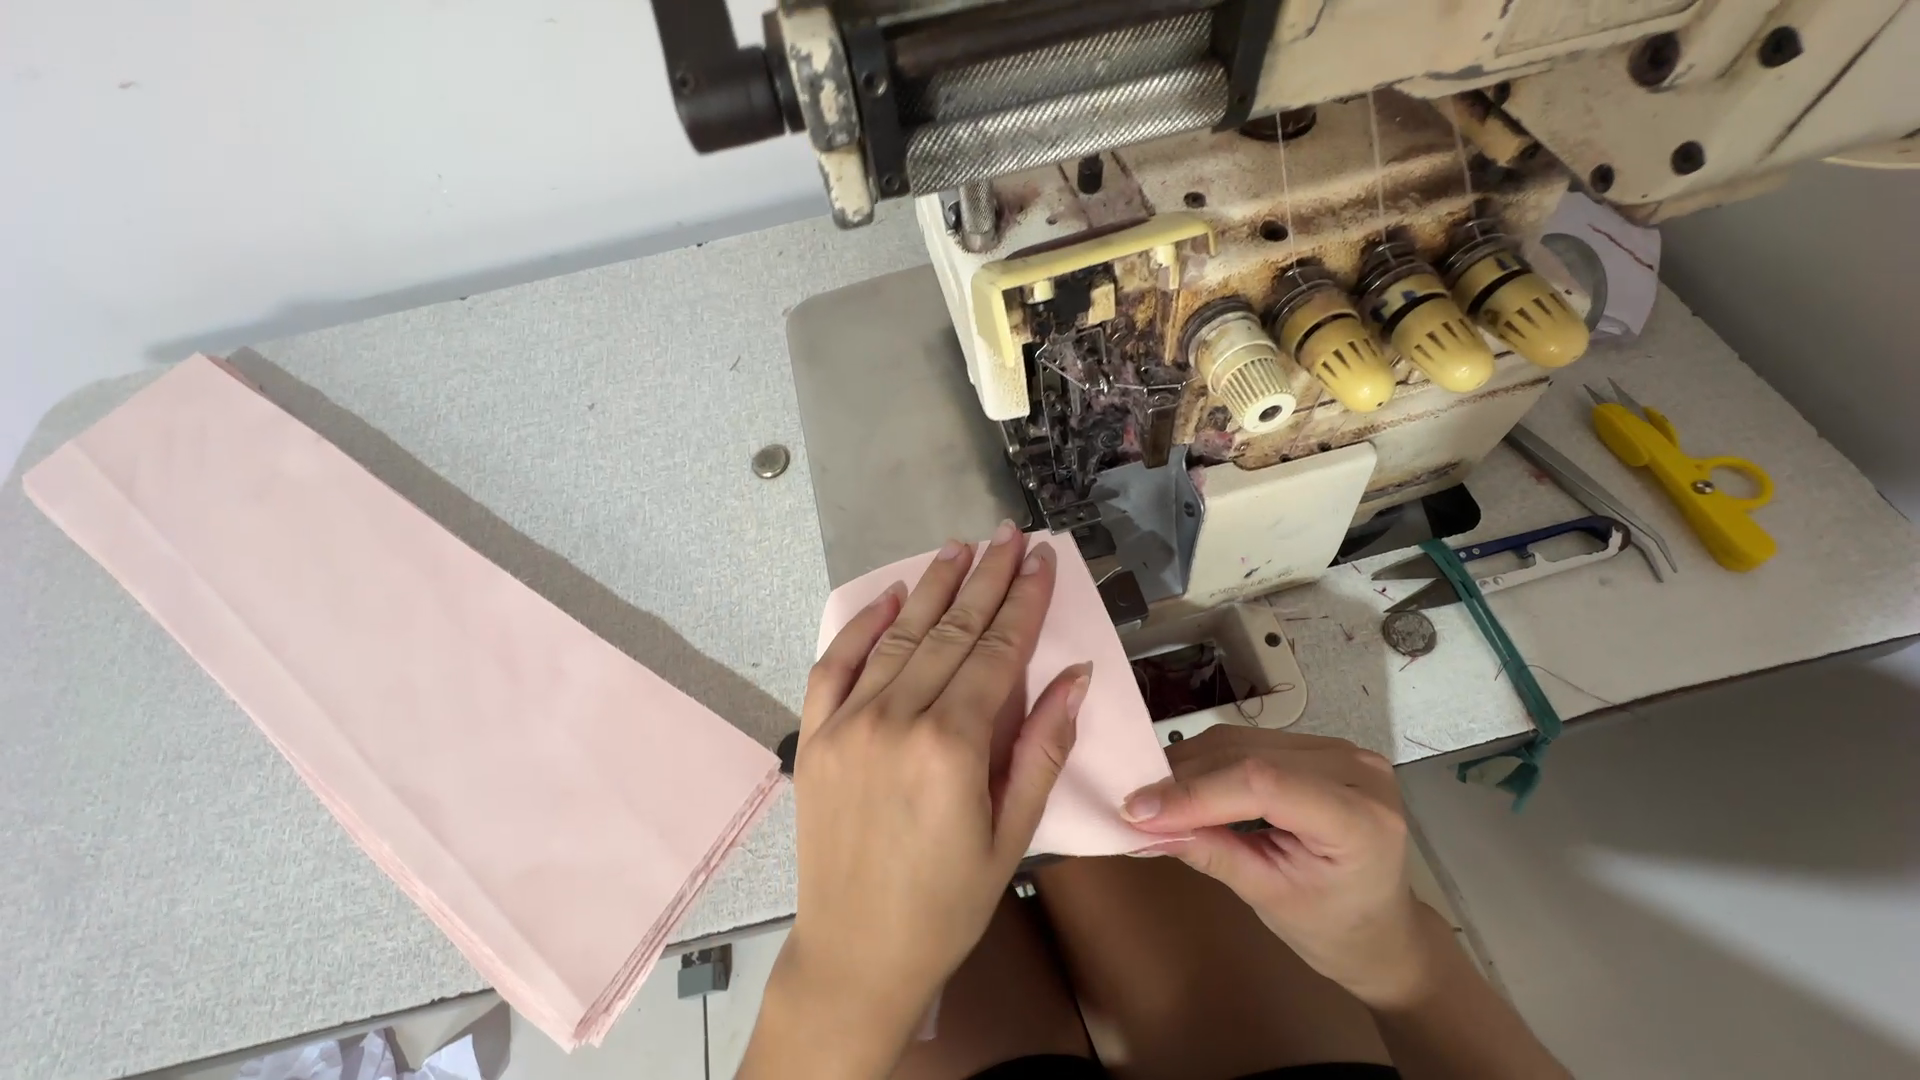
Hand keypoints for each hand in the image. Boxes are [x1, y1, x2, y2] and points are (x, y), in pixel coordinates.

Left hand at [784, 522, 1089, 1041]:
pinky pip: (836, 664)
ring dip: (934, 588)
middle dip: (986, 579)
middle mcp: (896, 718)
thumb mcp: (1011, 835)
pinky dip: (862, 624)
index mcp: (951, 745)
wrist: (855, 954)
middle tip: (1009, 535)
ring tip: (961, 548)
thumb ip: (1042, 749)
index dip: (1024, 601)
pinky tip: (891, 594)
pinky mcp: (815, 735)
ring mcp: (848, 722)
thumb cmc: (945, 905)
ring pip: (900, 636)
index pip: (997, 651)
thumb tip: (1075, 678)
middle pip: (951, 631)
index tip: (1041, 560)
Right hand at [1121, 728, 1429, 1006]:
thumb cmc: (1334, 929)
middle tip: (1132, 804)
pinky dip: (1208, 762)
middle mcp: (1355, 768)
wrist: (1383, 930)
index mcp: (1360, 818)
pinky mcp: (1318, 747)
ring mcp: (1339, 750)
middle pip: (1247, 754)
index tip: (1138, 810)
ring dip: (1189, 765)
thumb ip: (1210, 852)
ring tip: (1151, 795)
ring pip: (1241, 741)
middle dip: (1182, 778)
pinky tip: (1182, 783)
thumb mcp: (1269, 898)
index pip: (1263, 783)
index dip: (1195, 792)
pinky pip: (1249, 743)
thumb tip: (1144, 824)